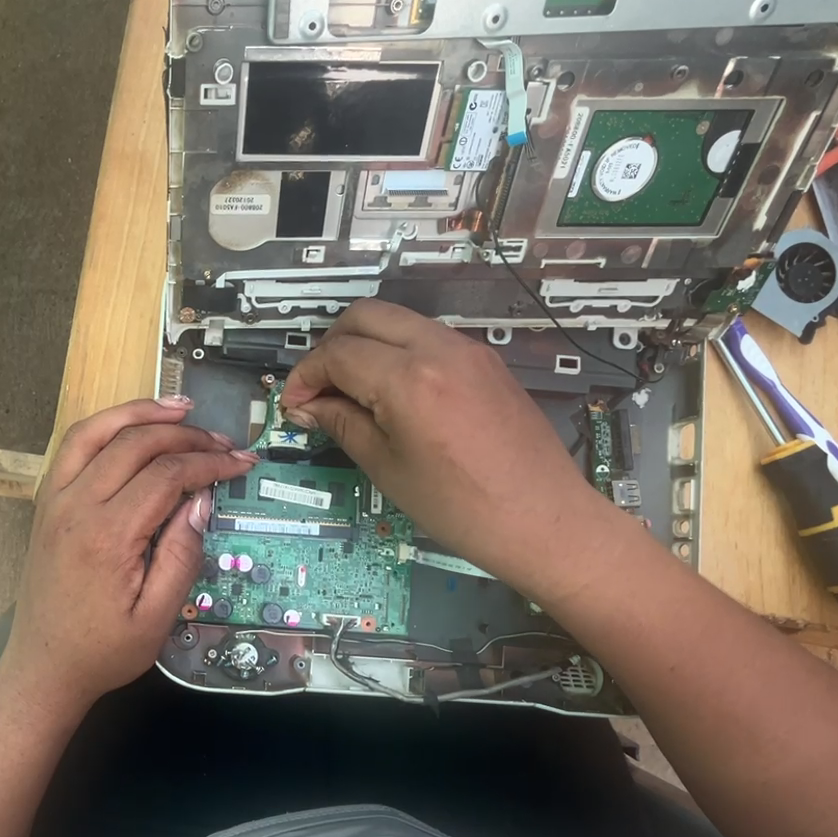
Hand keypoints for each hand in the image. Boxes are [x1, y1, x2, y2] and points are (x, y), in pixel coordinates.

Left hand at [0, 397, 257, 717]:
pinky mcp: (46, 503)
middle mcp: (75, 506)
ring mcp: (54, 500)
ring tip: (181, 408)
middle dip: (186, 435)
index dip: (209, 463)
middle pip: (135, 444)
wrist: (43, 668)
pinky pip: (74, 447)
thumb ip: (181, 554)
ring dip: (141, 413)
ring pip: (97, 431)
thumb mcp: (157, 618)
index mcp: (108, 536)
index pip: (167, 475)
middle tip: (222, 441)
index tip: (242, 463)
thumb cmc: (103, 651)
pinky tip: (132, 426)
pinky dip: (105, 426)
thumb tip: (200, 500)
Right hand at [280, 299, 629, 600]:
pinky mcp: (485, 360)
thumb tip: (306, 407)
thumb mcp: (387, 467)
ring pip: (397, 321)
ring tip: (350, 394)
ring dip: (363, 346)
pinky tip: (390, 394)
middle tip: (318, 391)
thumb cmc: (458, 506)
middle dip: (330, 347)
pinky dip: (396, 352)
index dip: (306, 376)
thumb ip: (342, 424)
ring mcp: (467, 349)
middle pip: (365, 316)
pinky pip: (426, 338)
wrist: (543, 520)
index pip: (338, 353)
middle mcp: (439, 347)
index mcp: (409, 378)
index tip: (294, 406)